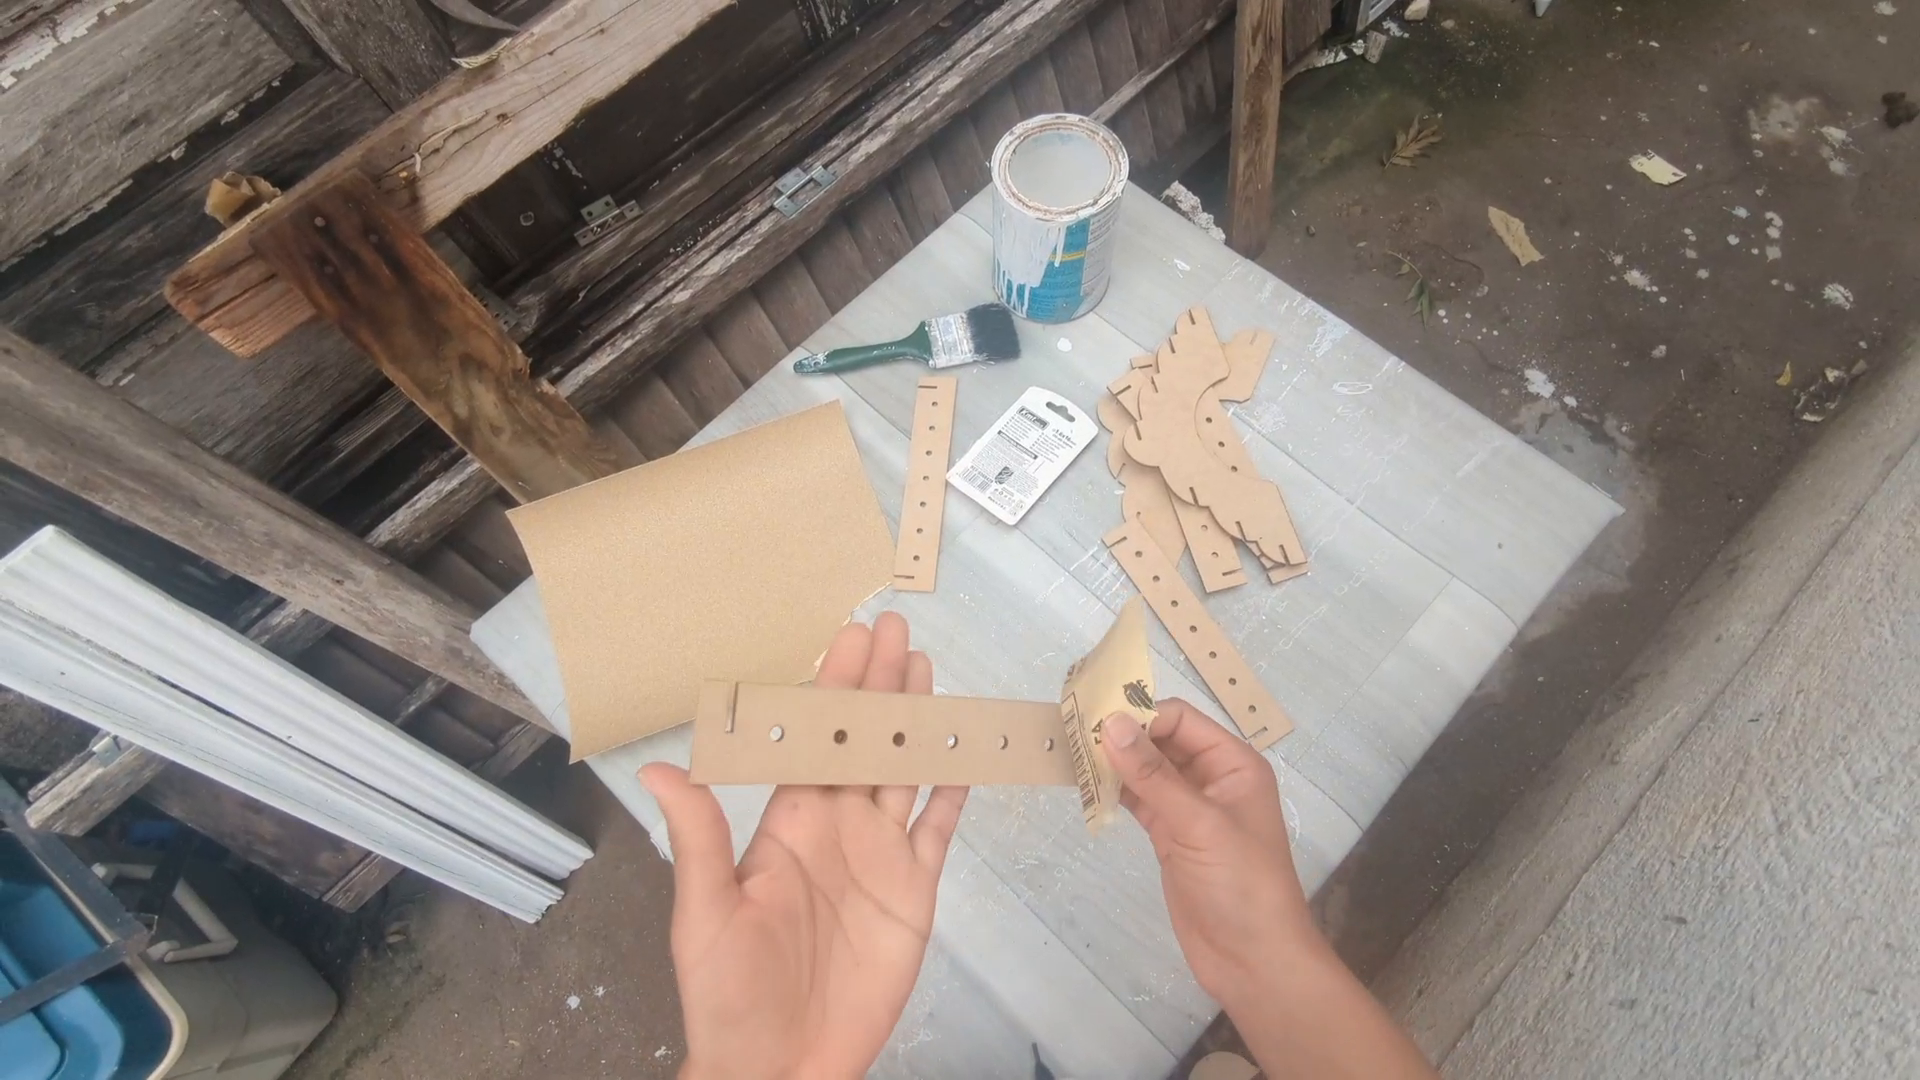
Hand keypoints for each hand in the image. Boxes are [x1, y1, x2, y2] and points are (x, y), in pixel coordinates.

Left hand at [640, 613, 967, 1079]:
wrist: (784, 1068)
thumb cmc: (734, 994)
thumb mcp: (707, 914)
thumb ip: (699, 837)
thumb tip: (658, 768)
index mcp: (792, 818)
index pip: (818, 737)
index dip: (835, 686)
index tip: (852, 639)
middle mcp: (840, 821)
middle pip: (867, 740)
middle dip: (882, 685)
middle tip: (900, 632)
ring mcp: (882, 851)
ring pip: (905, 770)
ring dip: (917, 722)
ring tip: (928, 673)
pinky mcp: (916, 886)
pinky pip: (939, 827)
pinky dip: (952, 790)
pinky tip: (961, 754)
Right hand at [1099, 699, 1311, 1006]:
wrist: (1254, 963)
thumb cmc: (1241, 884)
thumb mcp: (1199, 823)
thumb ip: (1153, 774)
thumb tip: (1112, 724)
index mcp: (1232, 763)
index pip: (1180, 721)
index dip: (1141, 716)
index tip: (1096, 721)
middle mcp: (1211, 777)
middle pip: (1159, 741)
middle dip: (1122, 737)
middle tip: (1074, 732)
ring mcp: (1188, 807)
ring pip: (1145, 770)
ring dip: (1113, 763)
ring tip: (1073, 754)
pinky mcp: (1169, 834)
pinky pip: (1138, 799)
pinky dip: (1113, 791)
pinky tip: (1086, 786)